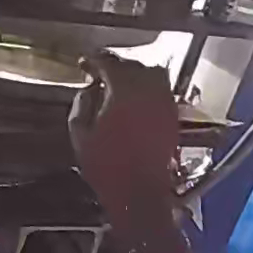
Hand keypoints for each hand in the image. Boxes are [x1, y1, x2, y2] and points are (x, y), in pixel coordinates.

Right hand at [69, 53, 179, 222]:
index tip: (84, 63)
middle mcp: (149, 91)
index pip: (110, 64)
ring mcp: (164, 102)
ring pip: (151, 74)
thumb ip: (81, 106)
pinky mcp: (172, 115)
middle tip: (98, 73)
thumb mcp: (80, 135)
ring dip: (133, 74)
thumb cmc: (106, 165)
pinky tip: (133, 98)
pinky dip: (146, 88)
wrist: (139, 192)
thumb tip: (89, 90)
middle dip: (114, 66)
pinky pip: (160, 90)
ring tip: (117, 83)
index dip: (95, 60)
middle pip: (133, 66)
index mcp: (124, 92)